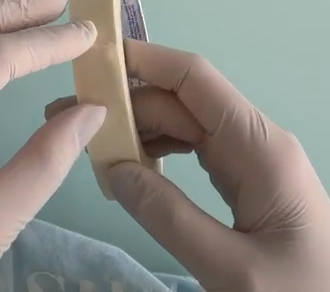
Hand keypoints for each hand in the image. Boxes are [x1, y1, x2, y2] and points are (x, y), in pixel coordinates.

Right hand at [47, 40, 329, 291]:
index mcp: (260, 146)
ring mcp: (253, 163)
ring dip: (140, 130)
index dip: (145, 58)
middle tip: (69, 115)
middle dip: (128, 102)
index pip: (194, 77)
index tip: (93, 58)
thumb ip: (168, 217)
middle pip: (182, 102)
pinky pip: (195, 155)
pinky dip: (159, 156)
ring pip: (185, 127)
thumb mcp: (232, 270)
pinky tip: (129, 170)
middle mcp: (256, 142)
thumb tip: (112, 166)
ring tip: (90, 143)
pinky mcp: (249, 187)